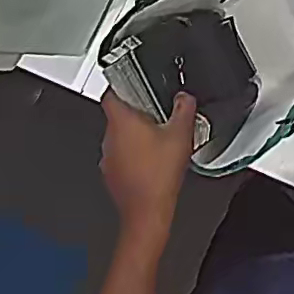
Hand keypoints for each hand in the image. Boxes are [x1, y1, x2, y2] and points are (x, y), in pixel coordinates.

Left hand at [100, 91, 196, 240]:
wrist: (148, 212)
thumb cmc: (159, 175)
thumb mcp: (182, 132)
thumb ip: (184, 107)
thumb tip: (184, 98)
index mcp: (122, 122)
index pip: (110, 94)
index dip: (121, 85)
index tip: (131, 82)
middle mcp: (110, 138)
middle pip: (118, 115)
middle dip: (137, 111)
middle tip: (157, 112)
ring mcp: (108, 157)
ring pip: (120, 136)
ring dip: (136, 133)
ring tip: (159, 137)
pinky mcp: (112, 173)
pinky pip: (121, 154)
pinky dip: (134, 152)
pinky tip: (154, 158)